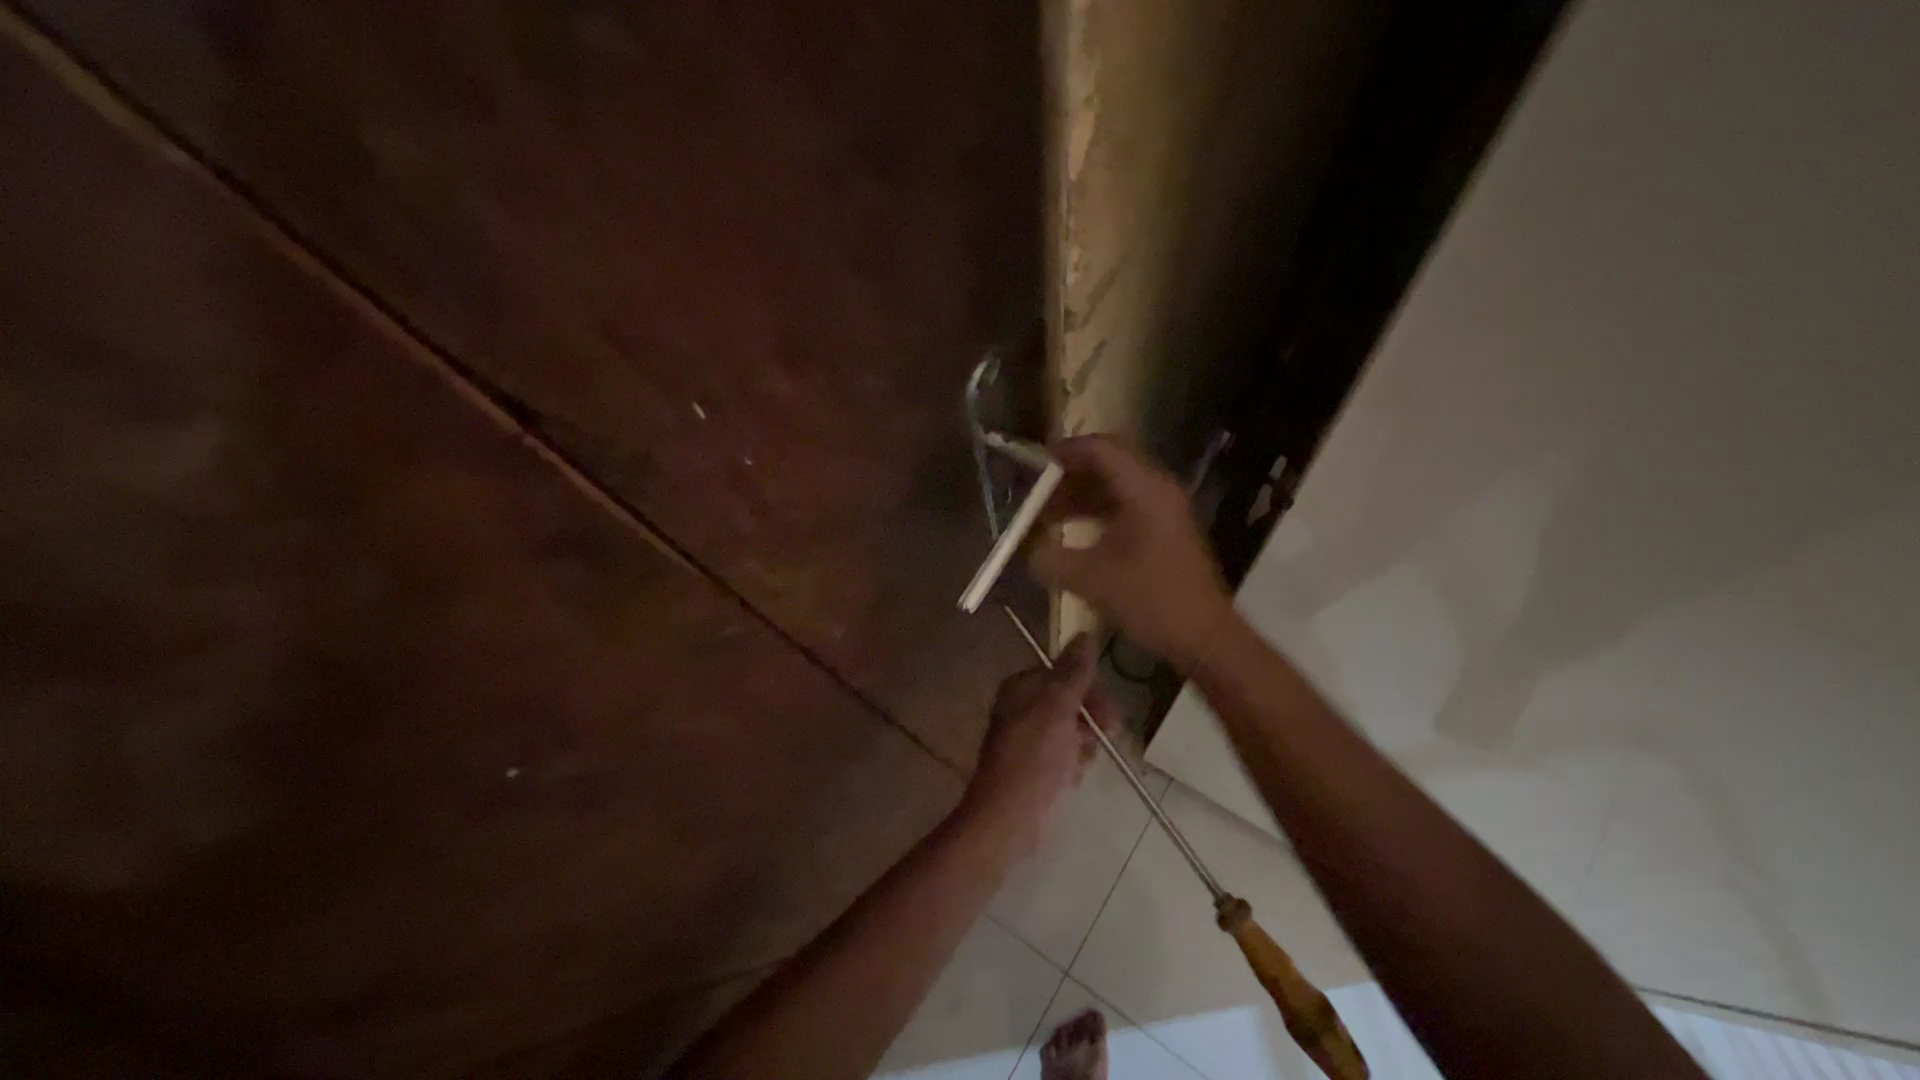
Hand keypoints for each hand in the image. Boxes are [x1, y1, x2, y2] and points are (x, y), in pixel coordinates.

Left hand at [961, 635, 1118, 855]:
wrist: (1009, 820)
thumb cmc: (1033, 760)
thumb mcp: (1057, 709)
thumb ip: (1073, 672)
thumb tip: (1085, 633)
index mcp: (1021, 688)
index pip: (1064, 672)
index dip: (1089, 687)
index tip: (1107, 708)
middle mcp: (1023, 708)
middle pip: (1071, 699)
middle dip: (1090, 718)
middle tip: (1107, 733)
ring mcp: (1030, 738)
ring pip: (1073, 729)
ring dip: (1085, 743)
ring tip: (1081, 761)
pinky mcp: (1037, 766)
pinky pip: (1067, 754)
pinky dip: (1075, 763)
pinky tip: (1075, 776)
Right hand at [1027, 435, 1234, 669]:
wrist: (1202, 636)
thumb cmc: (1150, 600)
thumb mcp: (1090, 579)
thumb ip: (1049, 559)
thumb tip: (1024, 547)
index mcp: (1144, 489)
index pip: (1100, 448)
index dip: (1063, 451)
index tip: (1030, 464)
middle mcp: (1157, 489)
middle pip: (1106, 464)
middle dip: (1066, 475)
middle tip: (1030, 489)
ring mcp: (1162, 509)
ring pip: (1113, 487)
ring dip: (1078, 496)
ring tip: (1042, 514)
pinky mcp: (1162, 530)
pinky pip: (1122, 506)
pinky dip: (1094, 513)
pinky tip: (1069, 531)